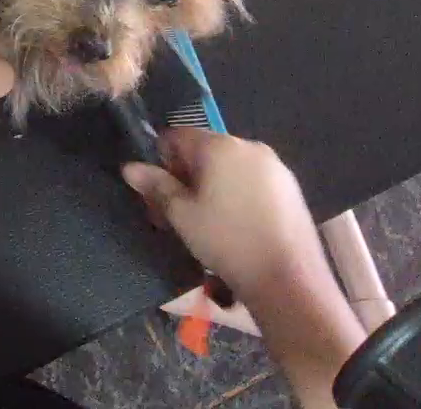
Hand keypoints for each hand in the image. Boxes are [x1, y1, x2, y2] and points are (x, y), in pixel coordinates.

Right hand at [122, 129, 325, 304]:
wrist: (290, 284)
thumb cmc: (227, 242)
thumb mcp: (181, 214)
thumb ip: (155, 185)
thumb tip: (129, 167)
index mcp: (220, 145)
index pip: (176, 136)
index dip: (161, 162)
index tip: (161, 193)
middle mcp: (249, 146)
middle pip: (203, 151)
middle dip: (186, 176)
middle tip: (179, 213)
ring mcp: (275, 167)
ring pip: (228, 166)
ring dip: (211, 186)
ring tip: (208, 222)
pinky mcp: (291, 189)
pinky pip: (252, 180)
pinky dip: (237, 194)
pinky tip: (237, 226)